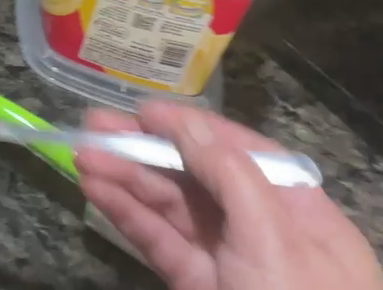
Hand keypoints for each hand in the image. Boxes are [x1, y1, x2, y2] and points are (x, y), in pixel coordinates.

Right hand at [76, 101, 382, 289]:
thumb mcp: (274, 240)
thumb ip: (228, 174)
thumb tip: (182, 122)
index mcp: (302, 216)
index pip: (243, 153)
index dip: (192, 127)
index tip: (142, 110)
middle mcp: (263, 232)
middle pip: (196, 175)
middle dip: (144, 149)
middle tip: (92, 126)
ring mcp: (226, 260)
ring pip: (168, 205)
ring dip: (123, 177)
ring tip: (80, 156)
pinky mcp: (195, 283)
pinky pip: (155, 239)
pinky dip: (123, 212)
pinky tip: (93, 190)